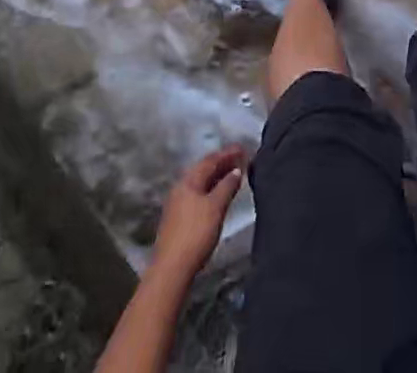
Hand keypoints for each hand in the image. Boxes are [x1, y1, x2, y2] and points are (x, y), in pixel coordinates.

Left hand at [150, 146, 246, 280]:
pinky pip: (199, 193)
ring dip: (218, 177)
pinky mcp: (179, 218)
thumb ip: (227, 186)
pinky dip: (212, 189)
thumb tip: (236, 171)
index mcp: (189, 181)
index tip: (244, 148)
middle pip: (204, 169)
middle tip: (241, 159)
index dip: (228, 153)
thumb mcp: (215, 207)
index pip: (210, 160)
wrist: (172, 268)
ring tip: (235, 175)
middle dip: (223, 163)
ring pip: (202, 182)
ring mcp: (178, 203)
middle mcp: (181, 187)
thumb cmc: (196, 233)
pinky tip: (221, 195)